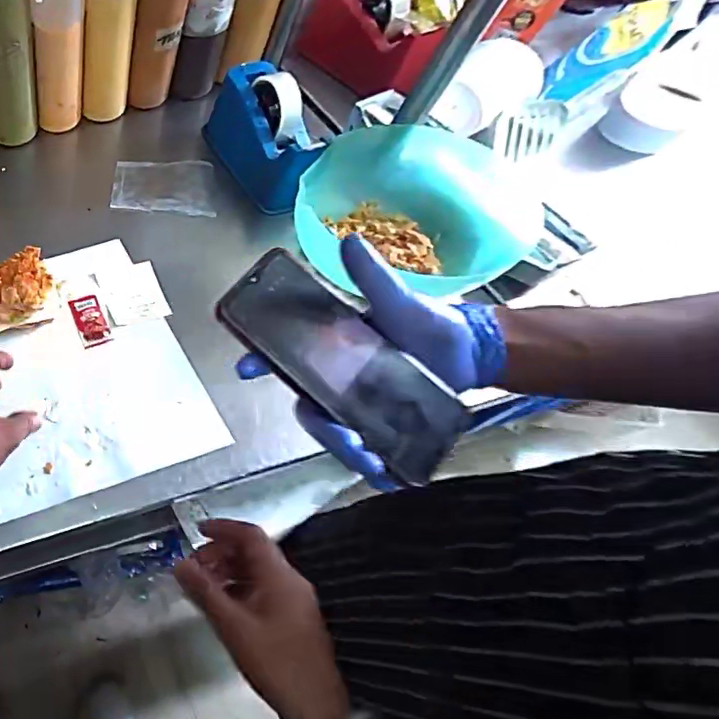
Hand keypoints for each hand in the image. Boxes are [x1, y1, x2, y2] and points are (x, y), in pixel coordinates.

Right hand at [173, 519, 349, 718]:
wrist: (318, 706)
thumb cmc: (275, 662)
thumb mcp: (232, 626)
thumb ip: (205, 592)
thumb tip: (179, 564)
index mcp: (278, 577)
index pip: (250, 536)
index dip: (223, 528)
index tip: (196, 531)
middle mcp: (289, 581)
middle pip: (253, 552)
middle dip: (220, 552)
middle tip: (193, 566)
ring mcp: (294, 599)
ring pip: (257, 571)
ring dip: (228, 570)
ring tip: (202, 585)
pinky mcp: (293, 616)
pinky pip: (262, 588)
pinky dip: (238, 587)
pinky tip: (221, 604)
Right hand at [237, 235, 504, 490]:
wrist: (473, 351)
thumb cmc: (428, 322)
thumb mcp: (398, 299)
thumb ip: (371, 276)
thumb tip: (349, 241)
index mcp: (330, 350)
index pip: (286, 356)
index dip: (262, 361)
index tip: (246, 367)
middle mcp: (335, 378)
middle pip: (311, 407)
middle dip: (323, 427)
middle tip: (347, 438)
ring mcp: (356, 402)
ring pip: (335, 431)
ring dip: (348, 451)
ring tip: (372, 463)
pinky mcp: (379, 421)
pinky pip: (364, 445)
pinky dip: (371, 463)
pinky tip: (385, 477)